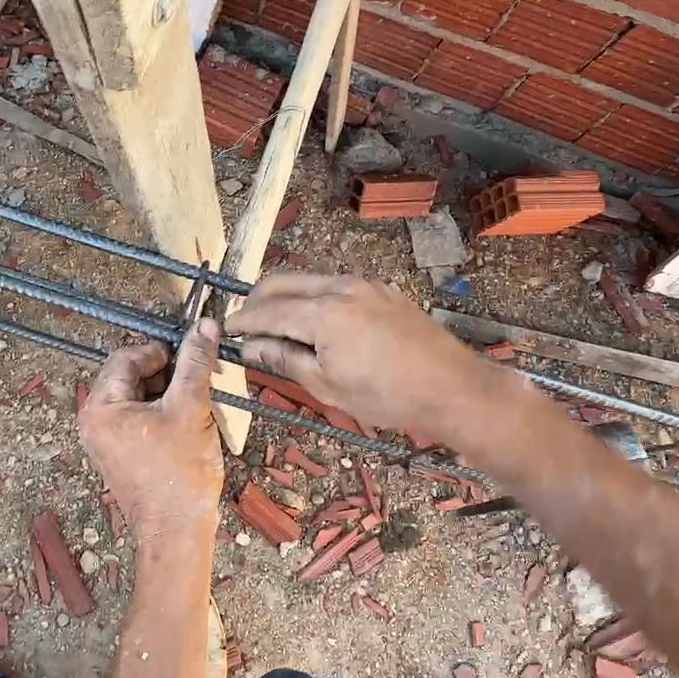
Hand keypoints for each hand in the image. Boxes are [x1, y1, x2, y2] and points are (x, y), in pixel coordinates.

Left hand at [78, 319, 223, 546]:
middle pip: (130, 376)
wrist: (177, 533)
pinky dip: (162, 413)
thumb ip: (196, 363)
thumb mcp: (190, 407)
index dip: (159, 351)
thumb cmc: (179, 471)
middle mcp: (94, 422)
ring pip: (138, 397)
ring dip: (167, 392)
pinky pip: (139, 419)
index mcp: (100, 407)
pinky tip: (187, 423)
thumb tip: (206, 325)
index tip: (189, 356)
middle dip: (165, 373)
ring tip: (195, 402)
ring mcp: (106, 441)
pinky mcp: (121, 455)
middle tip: (195, 379)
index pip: (126, 357)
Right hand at [228, 274, 501, 435]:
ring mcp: (363, 284)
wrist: (453, 388)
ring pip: (308, 280)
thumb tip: (251, 347)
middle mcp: (339, 287)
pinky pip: (334, 285)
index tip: (225, 330)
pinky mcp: (381, 289)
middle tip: (245, 326)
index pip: (267, 310)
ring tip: (278, 328)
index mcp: (322, 313)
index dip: (241, 321)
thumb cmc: (388, 397)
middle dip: (257, 301)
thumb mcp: (328, 386)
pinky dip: (313, 298)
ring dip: (286, 298)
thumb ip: (285, 359)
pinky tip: (316, 324)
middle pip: (281, 282)